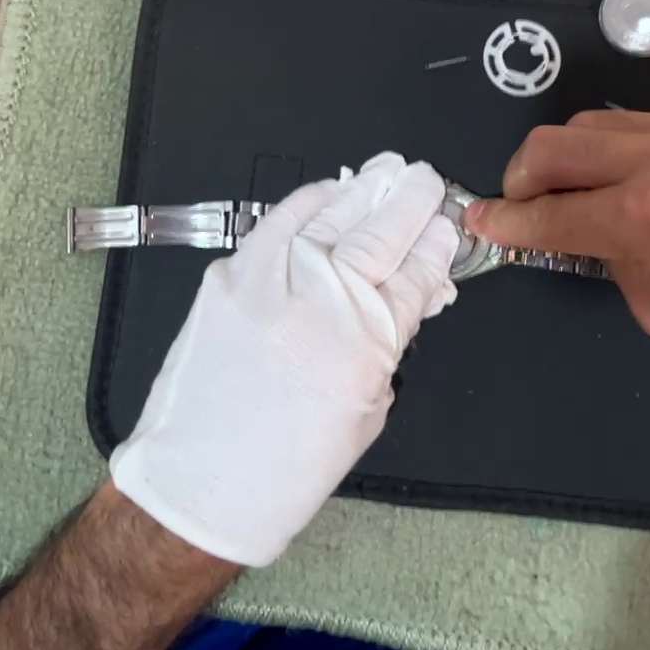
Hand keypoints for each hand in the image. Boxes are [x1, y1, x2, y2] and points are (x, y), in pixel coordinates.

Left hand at [110, 153, 459, 565]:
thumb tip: (411, 294)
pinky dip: (310, 199)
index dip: (436, 244)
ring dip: (366, 188)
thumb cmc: (289, 463)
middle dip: (411, 201)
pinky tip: (332, 190)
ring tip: (389, 169)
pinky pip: (279, 220)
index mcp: (370, 342)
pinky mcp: (233, 273)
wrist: (203, 480)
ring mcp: (274, 279)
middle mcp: (325, 300)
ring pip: (333, 215)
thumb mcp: (367, 407)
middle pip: (382, 233)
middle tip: (426, 178)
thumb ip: (389, 343)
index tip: (446, 226)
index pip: (417, 273)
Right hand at [466, 111, 649, 451]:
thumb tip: (583, 240)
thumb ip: (614, 269)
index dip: (505, 222)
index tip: (478, 221)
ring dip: (565, 158)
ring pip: (592, 123)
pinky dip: (612, 150)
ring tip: (574, 193)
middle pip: (555, 145)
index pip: (552, 215)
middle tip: (520, 206)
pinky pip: (638, 124)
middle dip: (520, 178)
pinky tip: (629, 181)